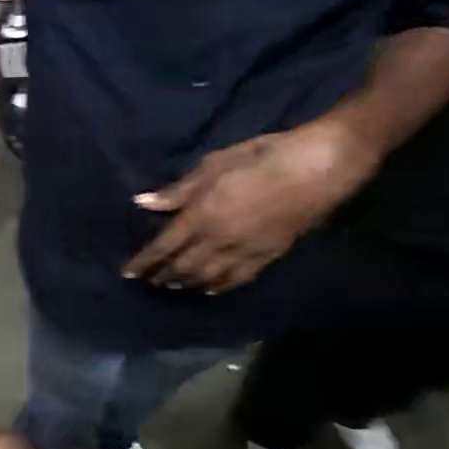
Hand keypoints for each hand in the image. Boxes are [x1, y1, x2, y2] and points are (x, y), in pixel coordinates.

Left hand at [122, 119, 378, 292]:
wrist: (321, 166)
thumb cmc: (263, 157)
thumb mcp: (214, 165)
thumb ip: (177, 190)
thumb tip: (141, 202)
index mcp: (201, 216)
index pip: (163, 247)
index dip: (143, 262)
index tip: (127, 273)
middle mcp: (218, 240)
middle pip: (182, 266)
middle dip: (162, 275)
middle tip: (148, 281)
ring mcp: (245, 250)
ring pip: (207, 276)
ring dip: (186, 282)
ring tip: (172, 285)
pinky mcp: (269, 254)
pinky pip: (238, 278)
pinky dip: (219, 286)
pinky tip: (209, 290)